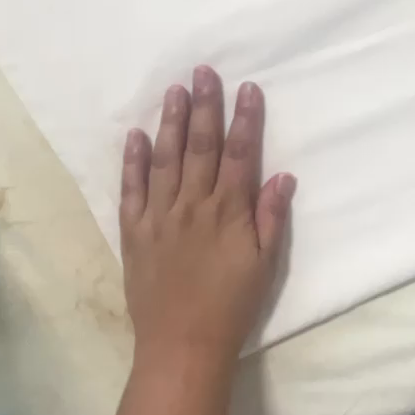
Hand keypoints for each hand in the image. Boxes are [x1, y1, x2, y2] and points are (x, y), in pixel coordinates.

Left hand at [120, 66, 295, 375]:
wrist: (183, 343)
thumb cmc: (234, 304)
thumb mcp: (266, 264)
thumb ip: (272, 218)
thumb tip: (283, 175)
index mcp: (230, 213)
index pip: (239, 156)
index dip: (245, 121)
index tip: (247, 89)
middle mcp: (193, 206)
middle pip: (200, 147)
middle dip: (204, 107)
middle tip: (204, 71)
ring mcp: (159, 217)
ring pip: (165, 160)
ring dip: (170, 122)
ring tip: (175, 90)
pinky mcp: (134, 232)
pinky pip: (131, 189)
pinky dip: (132, 161)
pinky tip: (136, 135)